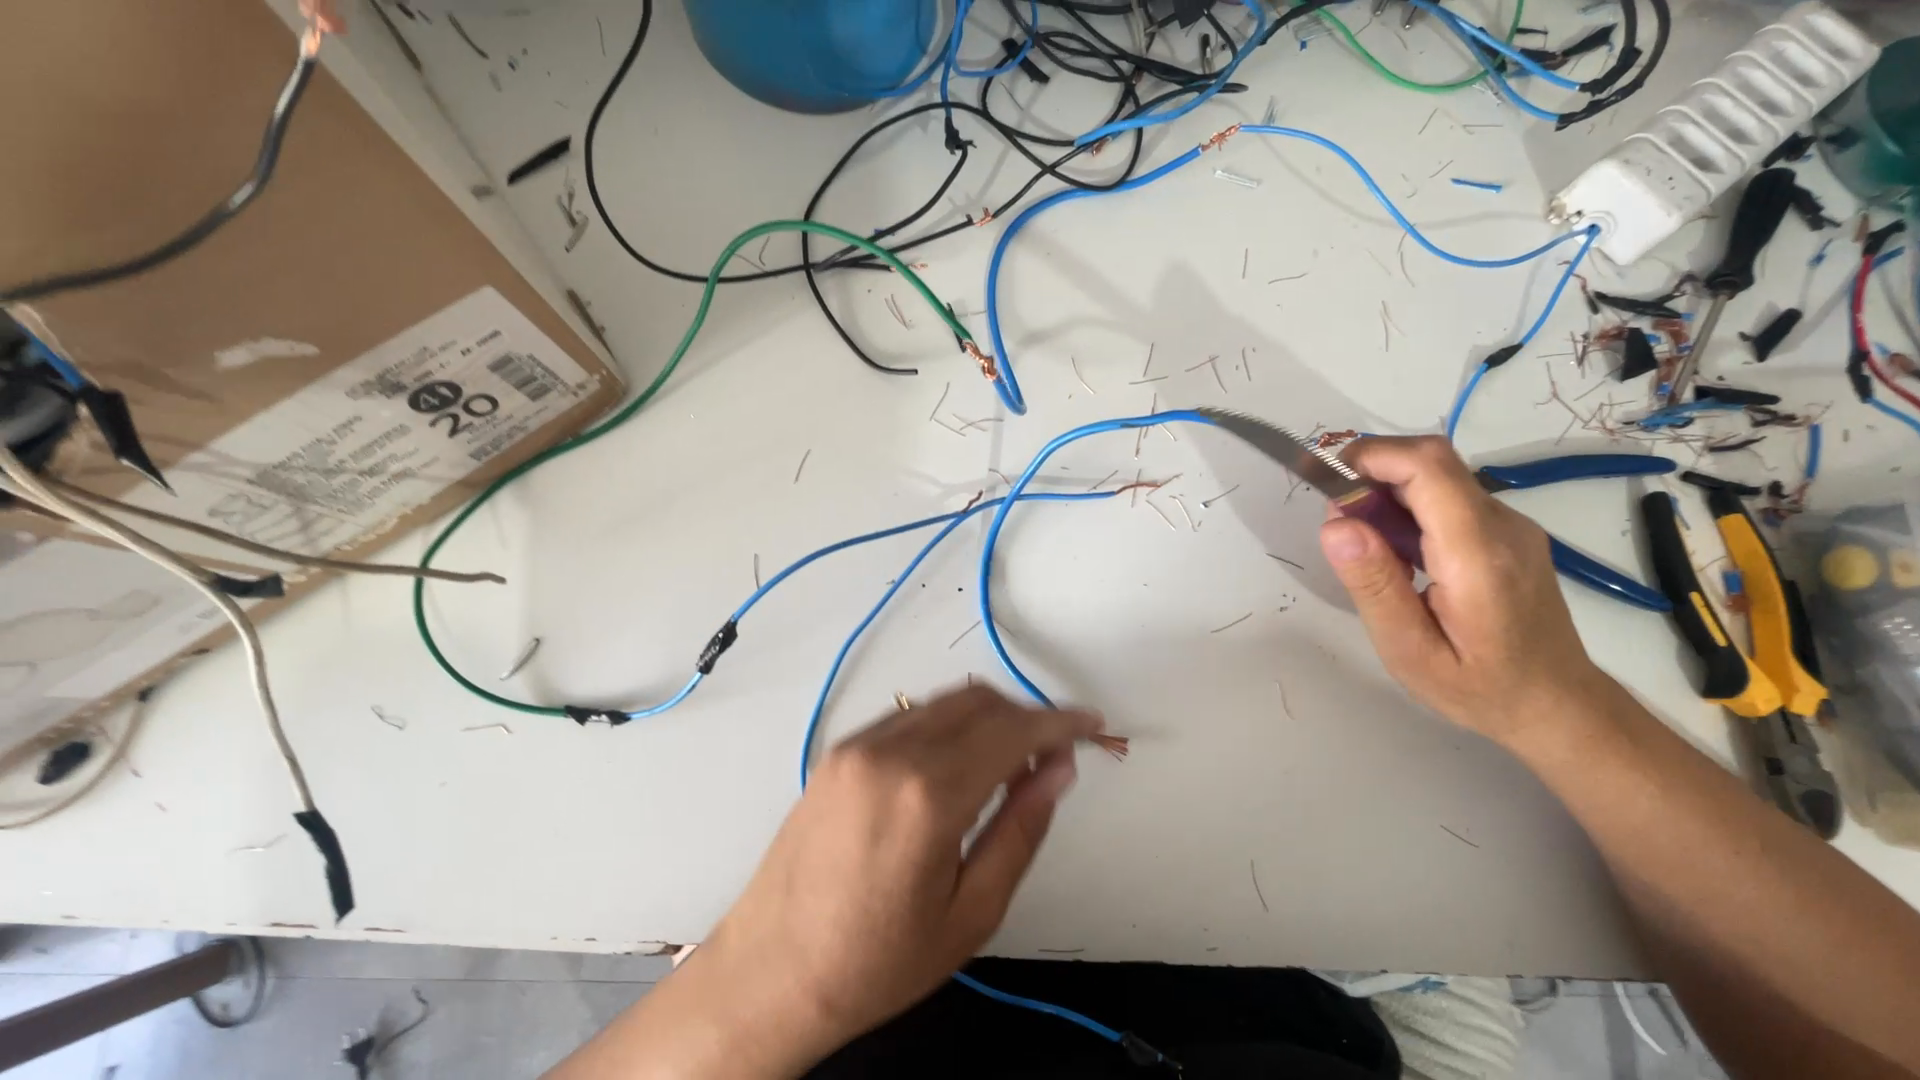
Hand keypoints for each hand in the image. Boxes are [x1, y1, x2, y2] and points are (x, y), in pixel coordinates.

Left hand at [679, 686, 1100, 1071]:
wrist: (772, 973)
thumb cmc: (875, 961)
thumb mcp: (970, 912)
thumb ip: (1020, 829)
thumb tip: (1058, 770)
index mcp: (927, 796)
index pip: (1012, 731)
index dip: (1059, 723)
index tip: (1090, 725)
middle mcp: (888, 754)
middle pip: (978, 701)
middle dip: (1026, 715)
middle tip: (1053, 755)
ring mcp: (856, 749)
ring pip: (942, 702)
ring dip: (987, 716)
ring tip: (1010, 763)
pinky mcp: (836, 755)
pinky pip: (907, 717)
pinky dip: (945, 724)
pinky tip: (957, 765)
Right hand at [1317, 436, 1606, 745]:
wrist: (1557, 705)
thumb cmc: (1479, 689)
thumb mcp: (1410, 651)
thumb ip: (1374, 585)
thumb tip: (1335, 524)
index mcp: (1478, 554)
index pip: (1428, 467)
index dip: (1372, 455)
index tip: (1327, 479)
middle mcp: (1502, 525)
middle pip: (1433, 461)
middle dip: (1373, 470)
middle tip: (1338, 518)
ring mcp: (1511, 526)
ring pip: (1440, 477)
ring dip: (1388, 492)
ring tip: (1364, 546)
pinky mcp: (1509, 533)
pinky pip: (1451, 498)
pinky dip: (1410, 508)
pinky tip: (1397, 555)